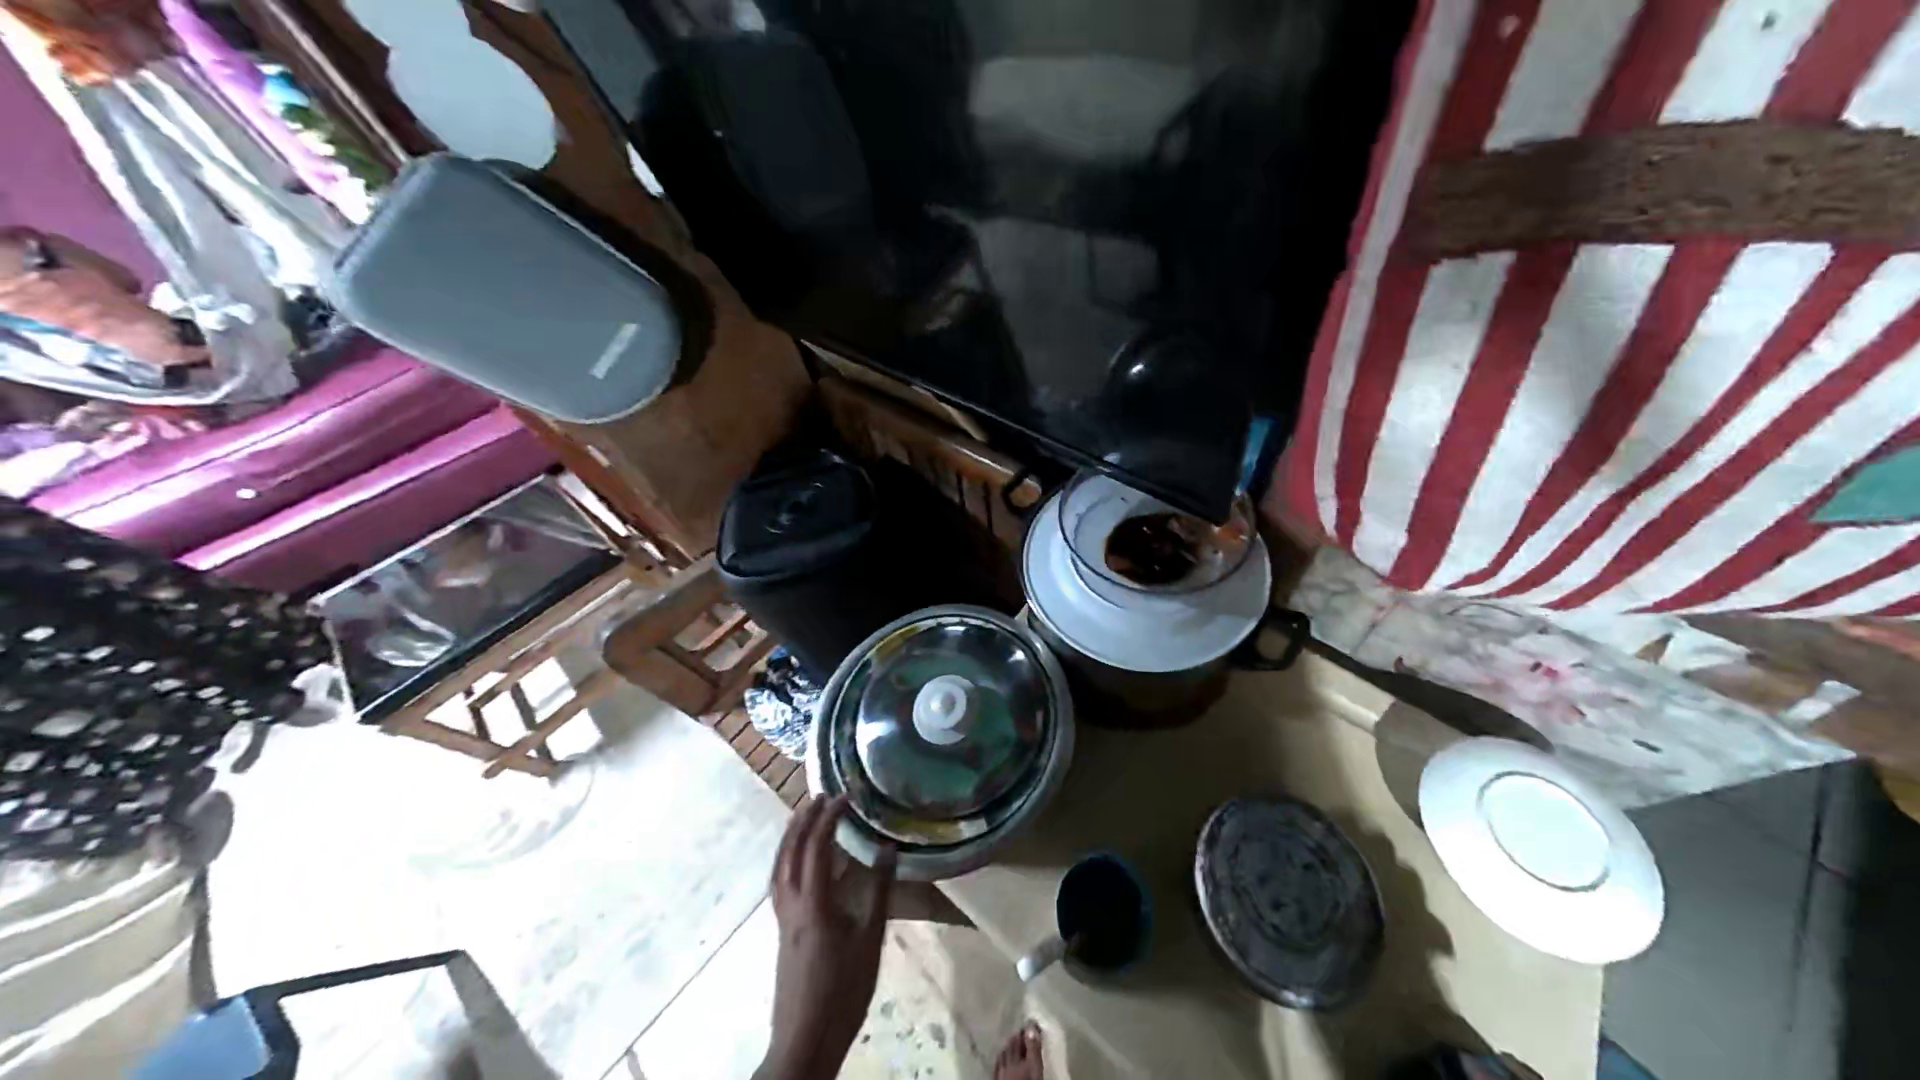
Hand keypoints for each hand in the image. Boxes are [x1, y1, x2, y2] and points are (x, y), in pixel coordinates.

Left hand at [756, 795, 895, 1079]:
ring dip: (791, 837)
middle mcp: (791, 903)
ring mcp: (783, 918)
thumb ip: (879, 892)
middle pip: (791, 851)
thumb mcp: (870, 940)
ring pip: (779, 866)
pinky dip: (788, 860)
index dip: (829, 818)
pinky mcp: (783, 930)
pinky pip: (780, 882)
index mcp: (813, 903)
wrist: (805, 1039)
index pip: (818, 847)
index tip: (844, 796)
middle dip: (804, 820)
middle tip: (820, 796)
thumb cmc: (843, 991)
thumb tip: (889, 849)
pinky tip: (800, 863)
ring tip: (803, 818)